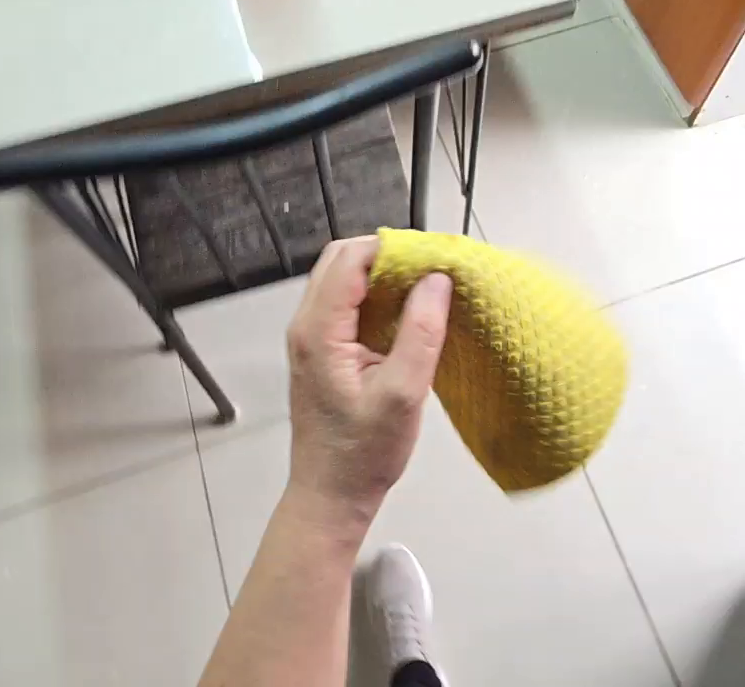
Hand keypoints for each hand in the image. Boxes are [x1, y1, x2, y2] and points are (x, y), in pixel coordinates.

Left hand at [284, 235, 450, 530]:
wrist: (331, 496)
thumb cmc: (364, 453)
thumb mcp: (403, 394)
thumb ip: (420, 332)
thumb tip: (438, 279)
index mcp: (319, 330)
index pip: (349, 259)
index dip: (392, 248)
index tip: (433, 257)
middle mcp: (306, 323)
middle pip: (340, 260)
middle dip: (386, 255)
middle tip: (430, 269)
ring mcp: (310, 335)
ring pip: (342, 278)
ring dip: (381, 273)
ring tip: (424, 285)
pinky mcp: (321, 347)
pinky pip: (346, 301)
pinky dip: (375, 294)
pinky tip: (406, 310)